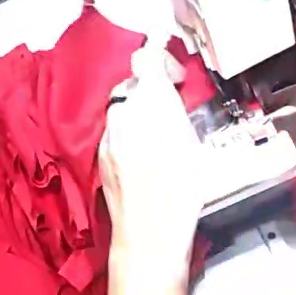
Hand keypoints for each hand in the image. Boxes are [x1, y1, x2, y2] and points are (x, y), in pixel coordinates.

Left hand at [99, 43, 200, 294]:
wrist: (148, 235)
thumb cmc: (182, 197)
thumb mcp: (195, 148)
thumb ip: (177, 115)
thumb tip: (169, 96)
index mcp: (153, 107)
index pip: (146, 59)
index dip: (162, 63)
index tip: (175, 80)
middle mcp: (124, 116)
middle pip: (132, 83)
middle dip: (150, 89)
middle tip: (169, 108)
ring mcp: (109, 136)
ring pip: (120, 107)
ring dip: (137, 111)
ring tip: (156, 132)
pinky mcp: (101, 155)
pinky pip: (113, 130)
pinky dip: (127, 132)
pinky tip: (141, 153)